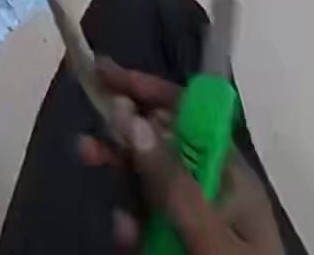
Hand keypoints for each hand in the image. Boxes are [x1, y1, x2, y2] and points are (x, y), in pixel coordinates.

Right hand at [75, 59, 285, 254]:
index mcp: (229, 173)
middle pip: (161, 142)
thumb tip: (133, 121)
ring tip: (85, 156)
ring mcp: (193, 222)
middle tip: (87, 126)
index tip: (108, 76)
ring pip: (148, 181)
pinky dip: (130, 224)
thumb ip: (172, 184)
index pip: (188, 113)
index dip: (148, 90)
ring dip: (117, 168)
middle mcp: (211, 188)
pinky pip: (148, 225)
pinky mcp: (177, 249)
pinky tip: (121, 234)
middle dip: (123, 129)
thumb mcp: (210, 240)